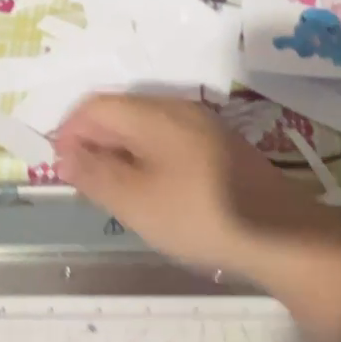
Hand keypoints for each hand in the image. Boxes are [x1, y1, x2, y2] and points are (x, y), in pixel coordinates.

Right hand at [53, 95, 340, 276]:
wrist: (280, 236)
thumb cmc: (199, 216)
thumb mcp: (135, 201)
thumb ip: (94, 174)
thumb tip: (64, 154)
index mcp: (154, 113)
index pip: (94, 105)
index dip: (69, 132)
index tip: (60, 170)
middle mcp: (178, 108)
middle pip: (120, 112)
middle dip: (93, 142)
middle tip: (85, 186)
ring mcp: (202, 126)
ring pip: (144, 128)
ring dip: (119, 153)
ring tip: (114, 193)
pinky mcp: (219, 147)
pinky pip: (167, 141)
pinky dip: (146, 160)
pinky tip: (152, 193)